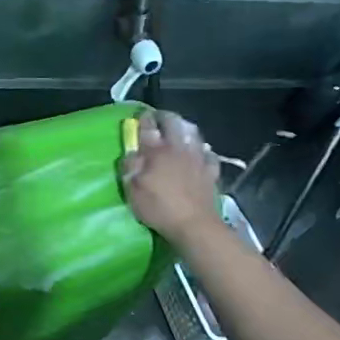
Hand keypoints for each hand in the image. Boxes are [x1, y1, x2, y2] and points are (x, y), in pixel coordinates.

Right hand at [120, 111, 223, 243]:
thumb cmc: (158, 207)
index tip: (140, 115)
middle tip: (158, 119)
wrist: (193, 224)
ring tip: (179, 130)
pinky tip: (200, 153)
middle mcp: (178, 148)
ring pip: (193, 133)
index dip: (143, 119)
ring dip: (184, 127)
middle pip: (174, 123)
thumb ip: (129, 168)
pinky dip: (202, 149)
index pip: (148, 127)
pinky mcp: (210, 170)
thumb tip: (130, 153)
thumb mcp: (133, 191)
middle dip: (165, 117)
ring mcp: (197, 158)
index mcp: (156, 151)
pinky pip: (208, 153)